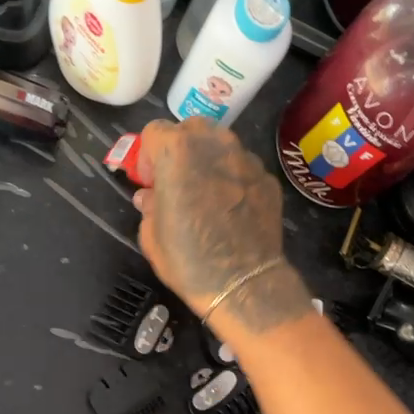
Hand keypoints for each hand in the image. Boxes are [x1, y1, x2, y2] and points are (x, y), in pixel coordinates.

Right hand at [132, 117, 310, 336]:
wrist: (243, 284)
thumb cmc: (189, 262)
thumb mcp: (152, 238)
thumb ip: (149, 207)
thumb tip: (150, 197)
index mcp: (176, 153)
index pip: (154, 132)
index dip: (147, 156)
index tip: (150, 182)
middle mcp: (213, 145)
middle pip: (191, 129)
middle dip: (180, 149)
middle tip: (177, 181)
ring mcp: (245, 159)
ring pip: (221, 145)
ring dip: (209, 161)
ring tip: (207, 194)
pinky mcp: (267, 178)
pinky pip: (243, 169)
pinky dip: (233, 180)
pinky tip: (232, 210)